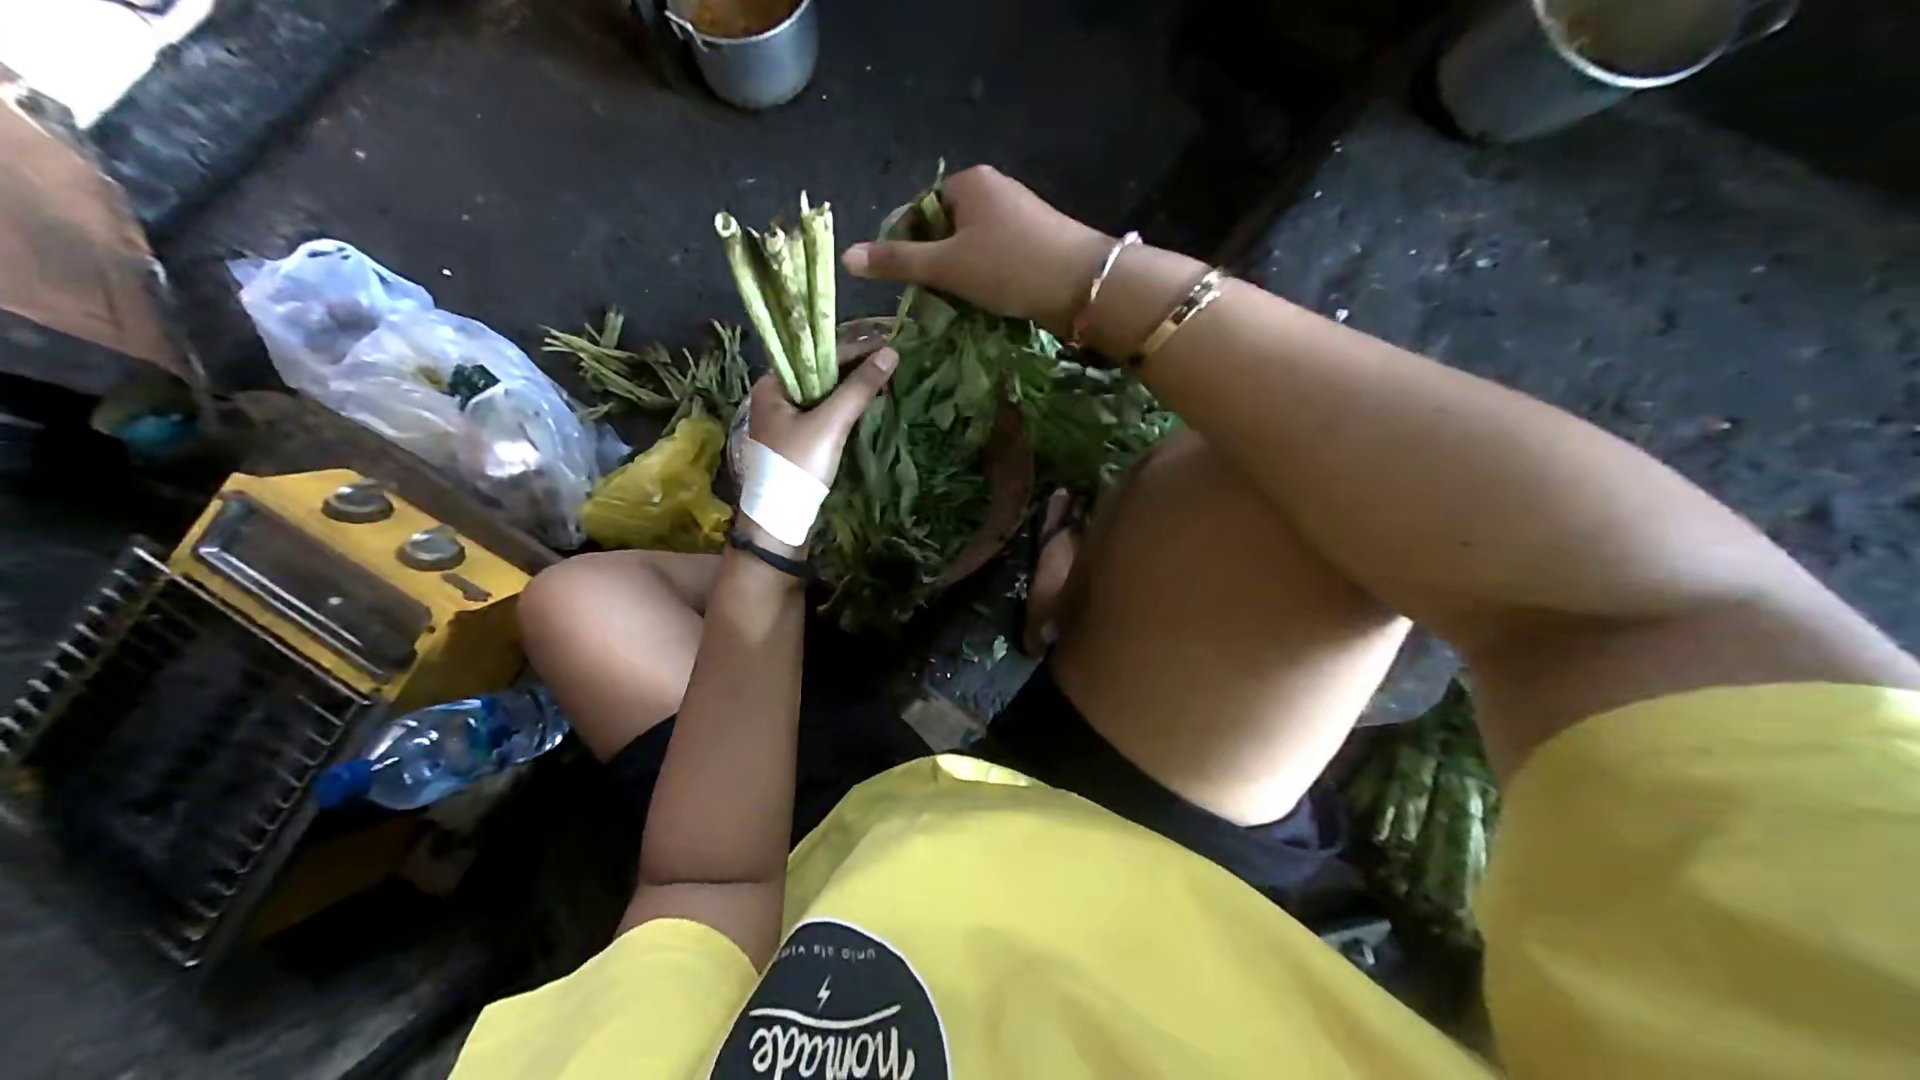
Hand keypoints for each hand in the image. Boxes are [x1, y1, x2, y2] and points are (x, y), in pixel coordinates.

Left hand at [747, 346, 896, 486]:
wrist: (779, 518)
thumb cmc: (798, 465)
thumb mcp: (830, 424)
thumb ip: (859, 388)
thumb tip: (891, 353)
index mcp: (773, 384)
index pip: (817, 355)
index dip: (855, 349)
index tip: (887, 345)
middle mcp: (775, 395)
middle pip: (820, 372)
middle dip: (854, 366)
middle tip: (889, 362)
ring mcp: (784, 417)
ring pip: (823, 392)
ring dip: (851, 386)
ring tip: (883, 378)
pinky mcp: (795, 437)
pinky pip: (823, 410)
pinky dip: (844, 405)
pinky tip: (865, 403)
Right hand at [841, 166, 1110, 337]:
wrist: (1082, 284)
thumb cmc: (1008, 266)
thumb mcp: (946, 266)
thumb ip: (897, 262)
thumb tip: (846, 256)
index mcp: (968, 182)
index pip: (918, 209)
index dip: (904, 244)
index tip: (905, 281)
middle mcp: (994, 190)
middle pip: (945, 227)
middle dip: (934, 263)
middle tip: (931, 297)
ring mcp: (1018, 215)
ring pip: (971, 246)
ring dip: (960, 275)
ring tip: (958, 303)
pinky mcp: (1036, 240)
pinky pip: (996, 257)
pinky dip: (985, 278)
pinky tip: (987, 301)